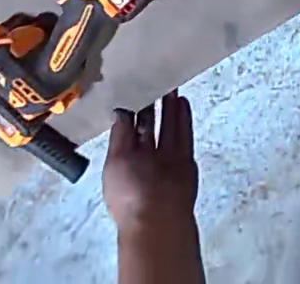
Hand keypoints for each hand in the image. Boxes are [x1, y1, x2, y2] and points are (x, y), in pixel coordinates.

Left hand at [104, 91, 197, 235]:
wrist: (160, 220)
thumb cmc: (132, 193)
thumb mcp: (116, 161)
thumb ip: (120, 134)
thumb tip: (120, 110)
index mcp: (123, 161)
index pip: (125, 129)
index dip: (128, 108)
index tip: (130, 86)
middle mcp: (144, 159)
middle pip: (148, 126)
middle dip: (149, 106)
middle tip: (152, 79)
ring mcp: (165, 159)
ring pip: (167, 127)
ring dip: (168, 107)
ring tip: (169, 84)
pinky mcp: (184, 160)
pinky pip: (183, 134)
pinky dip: (183, 117)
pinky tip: (181, 100)